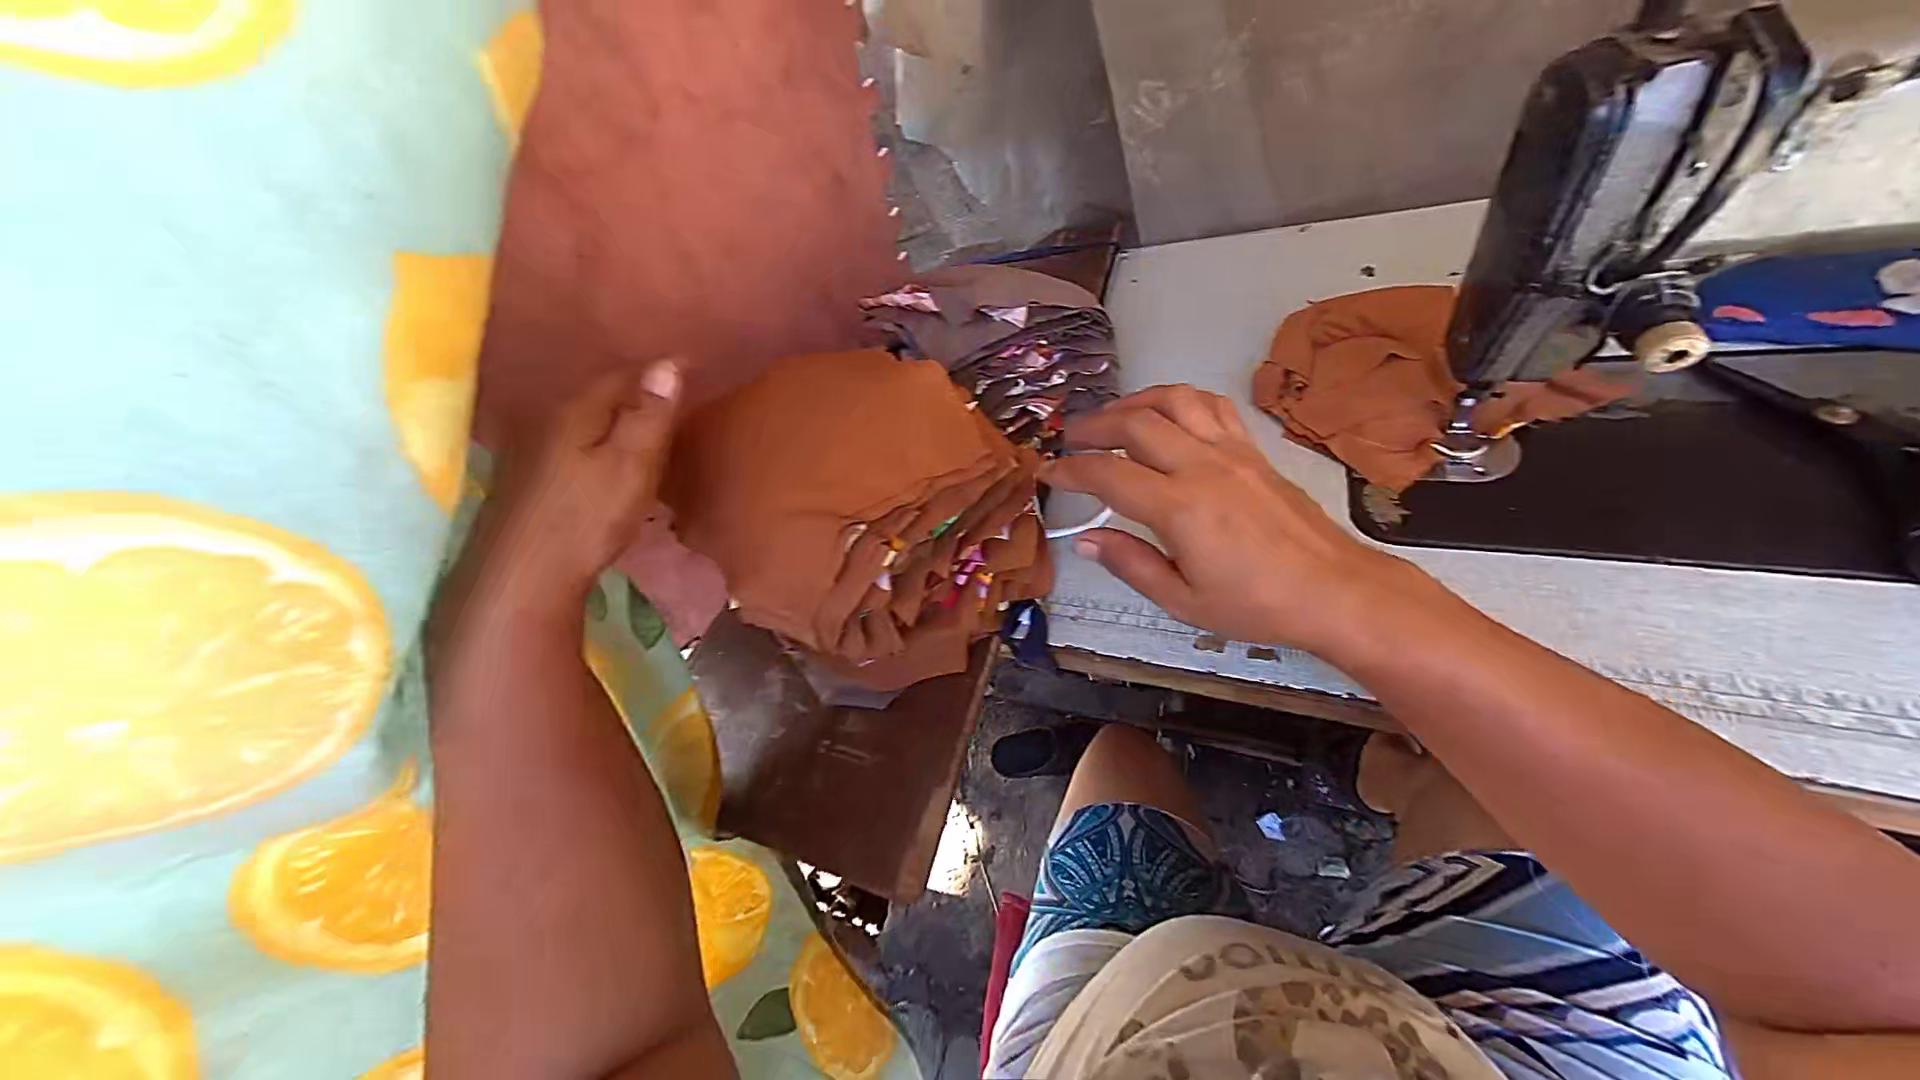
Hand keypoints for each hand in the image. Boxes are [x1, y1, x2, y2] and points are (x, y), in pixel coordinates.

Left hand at [482, 360, 681, 607]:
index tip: (691, 367)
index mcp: (577, 411)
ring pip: (586, 420)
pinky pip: (576, 443)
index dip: (657, 371)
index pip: (622, 375)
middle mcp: (549, 421)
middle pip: (599, 395)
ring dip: (618, 416)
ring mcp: (535, 451)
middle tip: (674, 392)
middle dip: (636, 389)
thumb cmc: (588, 517)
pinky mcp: (532, 479)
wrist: (524, 574)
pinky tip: (611, 457)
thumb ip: (649, 417)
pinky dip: (602, 440)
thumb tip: (667, 365)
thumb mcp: (631, 465)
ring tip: (650, 422)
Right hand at [1042, 384, 1436, 654]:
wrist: (1335, 591)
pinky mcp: (1254, 450)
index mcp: (1180, 508)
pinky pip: (1212, 406)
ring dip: (1134, 401)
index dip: (1070, 471)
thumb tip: (1086, 540)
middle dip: (1093, 427)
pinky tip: (1166, 414)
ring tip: (1111, 417)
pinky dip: (1180, 399)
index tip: (1048, 472)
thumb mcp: (1183, 600)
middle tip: (1069, 440)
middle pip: (1135, 424)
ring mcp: (1232, 452)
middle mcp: (1203, 466)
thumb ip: (1130, 564)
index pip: (1108, 475)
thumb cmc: (1256, 604)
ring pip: (1174, 400)